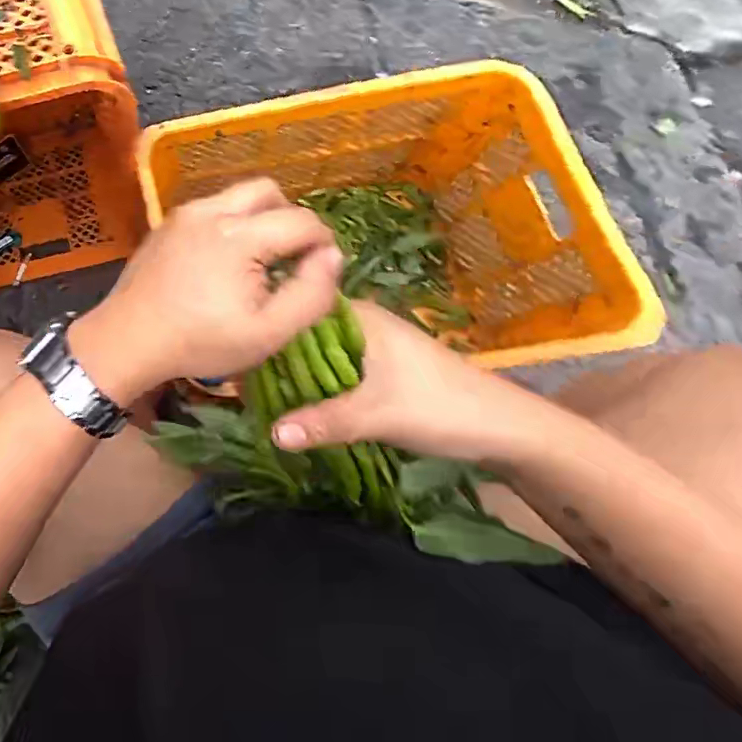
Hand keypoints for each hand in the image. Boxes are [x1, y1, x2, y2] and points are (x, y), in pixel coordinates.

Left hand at [71, 178, 341, 399]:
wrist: (127, 339)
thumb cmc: (199, 342)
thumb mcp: (267, 333)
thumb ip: (311, 293)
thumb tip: (332, 255)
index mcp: (239, 235)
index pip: (302, 221)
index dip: (322, 244)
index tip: (317, 272)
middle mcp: (210, 211)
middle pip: (268, 191)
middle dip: (289, 218)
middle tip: (289, 257)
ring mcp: (183, 214)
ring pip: (236, 196)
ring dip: (258, 218)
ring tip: (257, 261)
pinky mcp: (165, 223)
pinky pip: (210, 209)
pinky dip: (228, 224)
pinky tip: (221, 262)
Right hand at [270, 300, 569, 465]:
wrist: (507, 429)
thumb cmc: (441, 406)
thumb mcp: (376, 415)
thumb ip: (323, 422)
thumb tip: (270, 433)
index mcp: (357, 315)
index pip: (296, 308)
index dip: (265, 329)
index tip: (234, 354)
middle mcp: (360, 321)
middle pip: (302, 332)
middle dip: (274, 355)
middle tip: (240, 381)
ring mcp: (371, 343)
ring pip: (317, 352)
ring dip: (294, 372)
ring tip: (258, 393)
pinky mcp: (379, 366)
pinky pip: (333, 367)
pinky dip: (314, 382)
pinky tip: (297, 401)